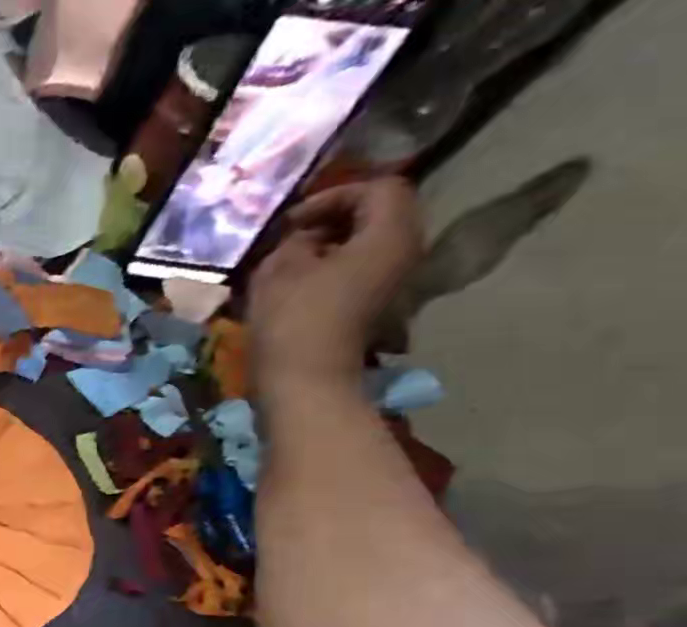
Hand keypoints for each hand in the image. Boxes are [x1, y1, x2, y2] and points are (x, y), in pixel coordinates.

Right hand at [248, 178, 423, 394]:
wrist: (303, 379)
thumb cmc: (293, 318)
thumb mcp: (280, 266)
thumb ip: (296, 238)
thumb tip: (304, 237)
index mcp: (390, 233)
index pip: (377, 188)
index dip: (333, 194)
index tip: (292, 219)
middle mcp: (405, 251)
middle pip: (380, 214)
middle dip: (335, 217)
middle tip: (294, 232)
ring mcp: (392, 281)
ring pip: (369, 242)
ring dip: (331, 243)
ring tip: (292, 257)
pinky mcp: (373, 305)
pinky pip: (360, 268)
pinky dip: (332, 265)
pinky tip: (299, 281)